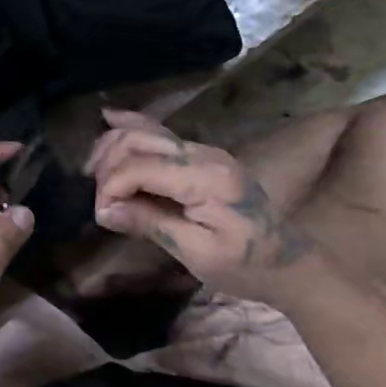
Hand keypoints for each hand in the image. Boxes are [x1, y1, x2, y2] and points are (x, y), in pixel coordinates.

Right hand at [86, 109, 317, 306]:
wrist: (292, 266)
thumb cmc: (247, 266)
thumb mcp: (197, 253)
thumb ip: (150, 224)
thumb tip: (104, 211)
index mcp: (207, 179)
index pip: (139, 168)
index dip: (110, 188)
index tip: (102, 216)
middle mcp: (205, 154)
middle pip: (138, 141)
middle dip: (108, 166)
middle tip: (97, 198)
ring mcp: (204, 151)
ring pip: (144, 132)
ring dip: (113, 148)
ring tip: (93, 173)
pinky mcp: (201, 156)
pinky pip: (159, 134)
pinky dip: (131, 130)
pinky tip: (109, 120)